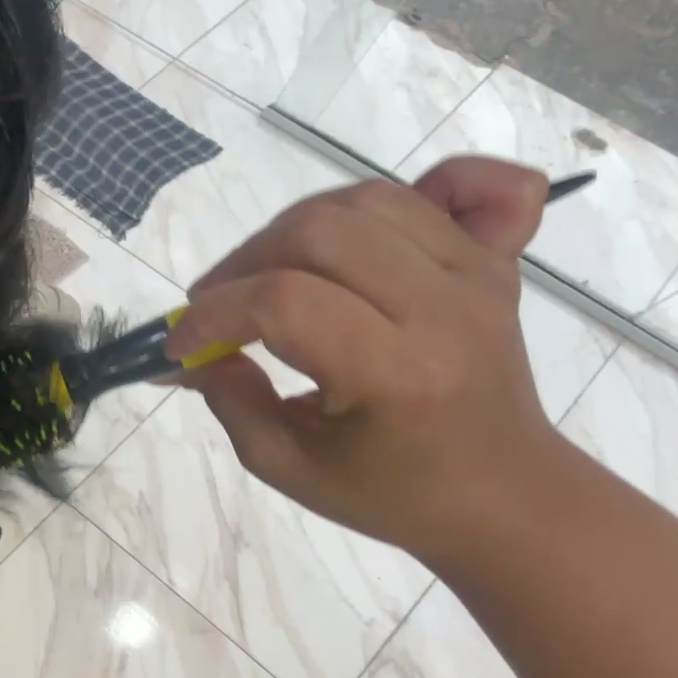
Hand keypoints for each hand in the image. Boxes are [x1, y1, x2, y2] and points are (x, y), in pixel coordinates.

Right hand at [165, 157, 565, 558]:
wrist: (499, 493)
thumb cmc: (386, 492)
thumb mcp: (282, 463)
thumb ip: (227, 398)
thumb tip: (182, 353)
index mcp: (392, 372)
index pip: (283, 302)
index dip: (212, 315)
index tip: (179, 345)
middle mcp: (442, 307)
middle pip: (321, 232)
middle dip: (243, 264)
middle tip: (214, 309)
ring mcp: (478, 274)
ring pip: (368, 201)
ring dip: (293, 229)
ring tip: (266, 274)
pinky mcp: (497, 260)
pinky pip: (474, 185)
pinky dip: (422, 185)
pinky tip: (375, 229)